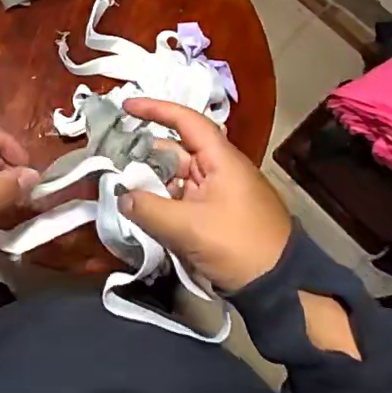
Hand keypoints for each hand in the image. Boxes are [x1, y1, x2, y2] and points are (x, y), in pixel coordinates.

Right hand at [118, 98, 290, 290]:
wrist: (281, 285)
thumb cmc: (238, 245)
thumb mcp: (188, 227)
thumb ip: (148, 210)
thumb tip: (122, 197)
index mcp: (220, 159)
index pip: (185, 120)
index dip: (155, 109)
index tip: (126, 106)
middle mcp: (218, 168)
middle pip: (174, 150)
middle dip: (143, 153)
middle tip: (110, 159)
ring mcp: (217, 191)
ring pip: (175, 175)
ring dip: (150, 180)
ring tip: (118, 186)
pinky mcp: (214, 213)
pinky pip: (181, 197)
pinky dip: (161, 199)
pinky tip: (139, 208)